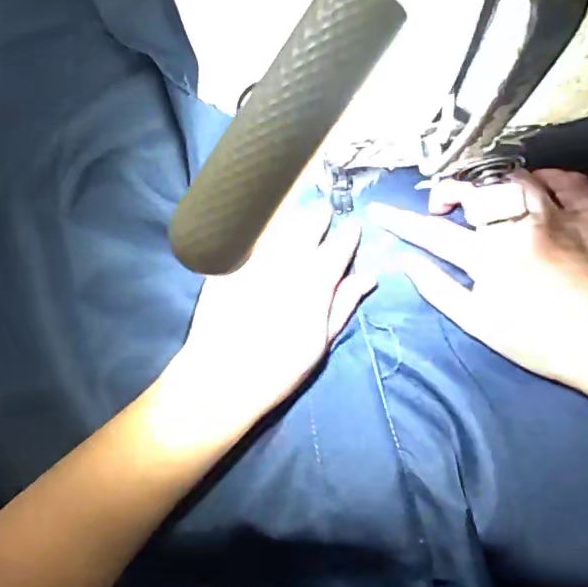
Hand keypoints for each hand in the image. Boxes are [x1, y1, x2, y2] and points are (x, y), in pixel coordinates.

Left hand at [173, 196, 373, 421]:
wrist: (220, 374)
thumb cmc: (278, 367)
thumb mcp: (320, 341)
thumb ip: (343, 303)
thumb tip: (367, 277)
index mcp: (313, 283)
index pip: (337, 247)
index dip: (348, 233)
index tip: (354, 224)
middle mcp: (283, 265)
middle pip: (305, 227)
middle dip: (318, 216)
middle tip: (324, 211)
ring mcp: (250, 262)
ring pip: (274, 227)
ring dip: (289, 218)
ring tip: (297, 213)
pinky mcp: (224, 266)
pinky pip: (244, 239)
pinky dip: (258, 230)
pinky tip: (262, 228)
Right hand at [368, 169, 587, 399]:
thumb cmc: (541, 342)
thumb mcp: (476, 321)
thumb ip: (435, 286)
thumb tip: (405, 261)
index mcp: (489, 255)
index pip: (430, 231)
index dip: (398, 220)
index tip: (377, 210)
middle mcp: (521, 227)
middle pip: (473, 188)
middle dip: (446, 191)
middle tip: (440, 210)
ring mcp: (559, 218)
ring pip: (515, 176)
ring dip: (487, 182)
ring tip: (479, 198)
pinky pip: (567, 181)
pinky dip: (543, 178)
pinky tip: (530, 190)